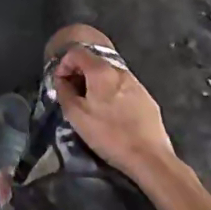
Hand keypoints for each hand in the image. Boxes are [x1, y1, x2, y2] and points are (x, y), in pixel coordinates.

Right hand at [54, 45, 177, 182]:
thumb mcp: (78, 117)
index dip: (64, 63)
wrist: (150, 157)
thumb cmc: (110, 135)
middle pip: (94, 61)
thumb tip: (61, 80)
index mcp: (101, 71)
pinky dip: (112, 92)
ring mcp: (135, 82)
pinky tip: (112, 113)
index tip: (60, 82)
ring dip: (96, 83)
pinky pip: (123, 87)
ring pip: (109, 75)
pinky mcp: (146, 97)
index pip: (77, 52)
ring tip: (91, 104)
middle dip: (80, 73)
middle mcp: (119, 70)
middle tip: (73, 94)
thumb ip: (65, 94)